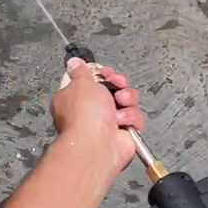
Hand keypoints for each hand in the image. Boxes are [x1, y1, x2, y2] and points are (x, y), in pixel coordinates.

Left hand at [50, 58, 145, 182]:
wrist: (97, 144)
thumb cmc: (85, 113)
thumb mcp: (81, 83)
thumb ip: (80, 71)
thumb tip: (73, 62)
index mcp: (74, 98)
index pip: (92, 80)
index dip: (102, 74)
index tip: (105, 73)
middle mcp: (89, 111)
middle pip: (112, 89)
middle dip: (118, 85)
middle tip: (118, 85)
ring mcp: (107, 123)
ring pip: (127, 102)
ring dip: (127, 100)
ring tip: (120, 104)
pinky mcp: (123, 134)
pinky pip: (135, 119)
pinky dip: (131, 119)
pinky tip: (122, 122)